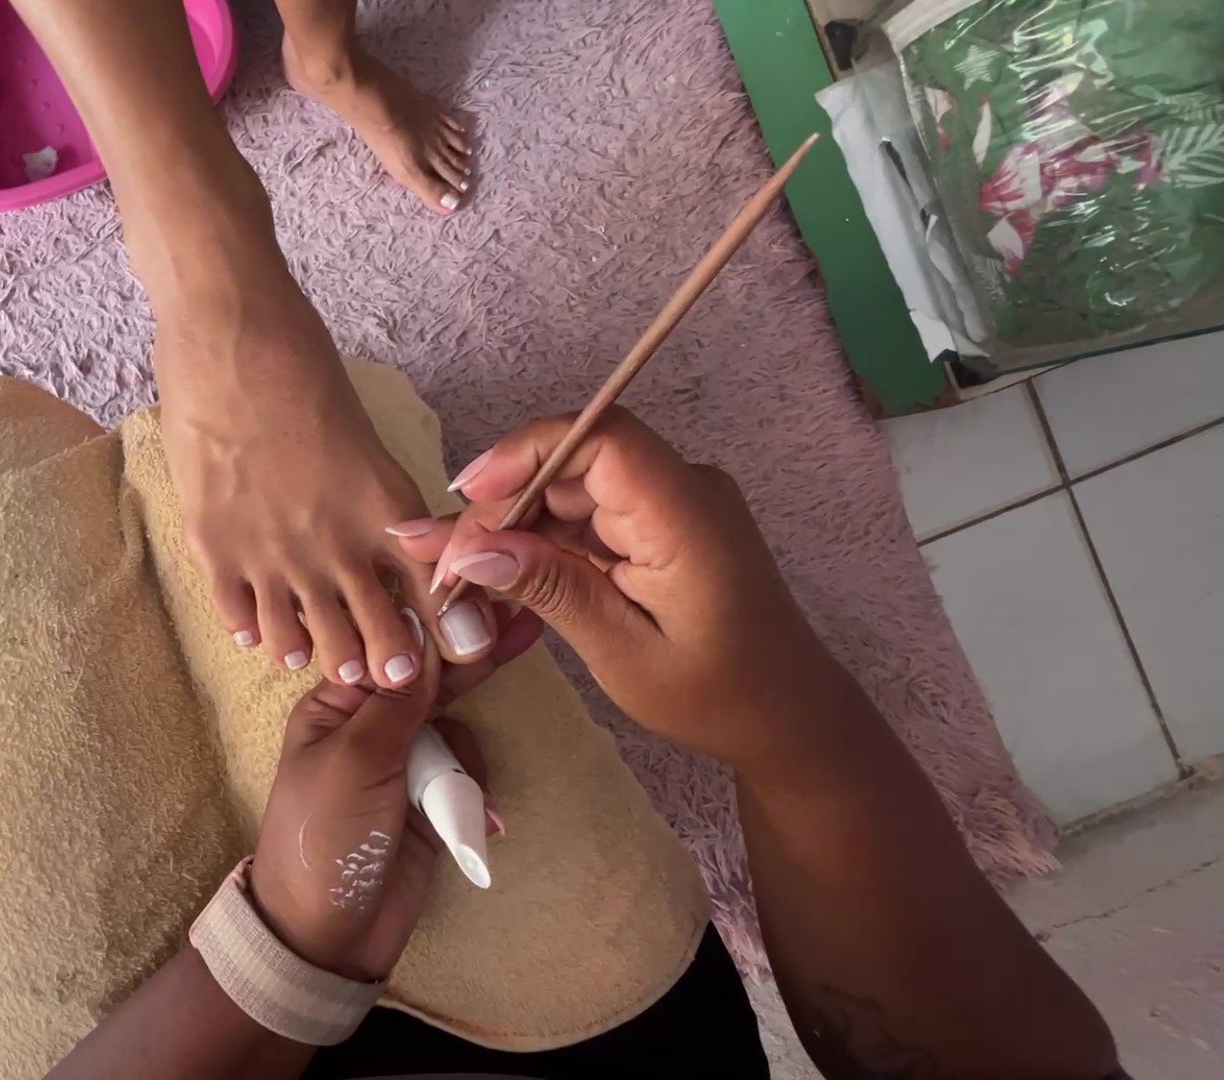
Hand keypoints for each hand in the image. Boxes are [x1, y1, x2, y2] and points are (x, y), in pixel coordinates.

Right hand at [154, 271, 500, 688]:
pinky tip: (256, 634)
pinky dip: (253, 630)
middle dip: (384, 663)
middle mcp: (335, 547)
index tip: (441, 651)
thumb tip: (378, 537)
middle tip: (380, 670)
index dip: (441, 634)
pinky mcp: (216, 547)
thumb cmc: (303, 366)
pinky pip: (240, 615)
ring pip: (306, 640)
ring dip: (319, 653)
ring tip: (316, 657)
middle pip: (373, 635)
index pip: (428, 596)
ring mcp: (274, 554)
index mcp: (384, 513)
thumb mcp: (362, 434)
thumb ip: (372, 497)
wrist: (229, 337)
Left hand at [247, 607, 535, 981]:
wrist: (327, 936)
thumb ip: (398, 701)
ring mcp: (402, 762)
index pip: (394, 648)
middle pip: (432, 681)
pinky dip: (469, 796)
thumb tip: (425, 634)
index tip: (481, 599)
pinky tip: (472, 822)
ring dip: (460, 764)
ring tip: (450, 799)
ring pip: (456, 731)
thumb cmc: (326, 835)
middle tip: (524, 625)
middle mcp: (372, 724)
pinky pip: (463, 776)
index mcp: (339, 703)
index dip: (438, 624)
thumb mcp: (356, 760)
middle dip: (473, 662)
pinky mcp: (428, 800)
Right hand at [392, 409, 864, 772]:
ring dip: (506, 526)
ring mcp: (663, 504)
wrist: (785, 715)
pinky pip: (579, 515)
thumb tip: (472, 550)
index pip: (601, 440)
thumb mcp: (623, 654)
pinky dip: (533, 541)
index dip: (525, 451)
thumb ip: (550, 590)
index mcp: (684, 516)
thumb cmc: (715, 696)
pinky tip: (489, 567)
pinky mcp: (650, 523)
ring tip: (449, 567)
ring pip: (564, 490)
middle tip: (438, 559)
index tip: (466, 493)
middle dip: (496, 507)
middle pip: (567, 466)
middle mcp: (677, 490)